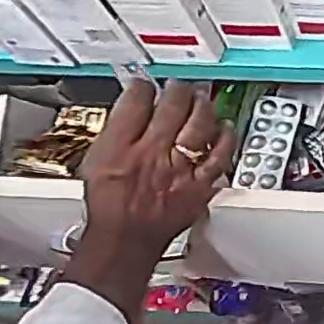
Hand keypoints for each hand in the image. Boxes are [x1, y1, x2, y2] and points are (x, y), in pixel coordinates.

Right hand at [66, 79, 234, 315]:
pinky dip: (225, 138)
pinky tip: (225, 127)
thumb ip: (117, 130)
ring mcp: (179, 170)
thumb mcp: (97, 159)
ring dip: (203, 107)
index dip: (144, 85)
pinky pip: (220, 156)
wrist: (125, 239)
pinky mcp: (199, 187)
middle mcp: (152, 154)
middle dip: (178, 90)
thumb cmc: (110, 205)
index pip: (136, 100)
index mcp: (120, 145)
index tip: (148, 84)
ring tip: (202, 100)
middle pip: (172, 107)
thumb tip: (134, 106)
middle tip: (180, 87)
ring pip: (199, 125)